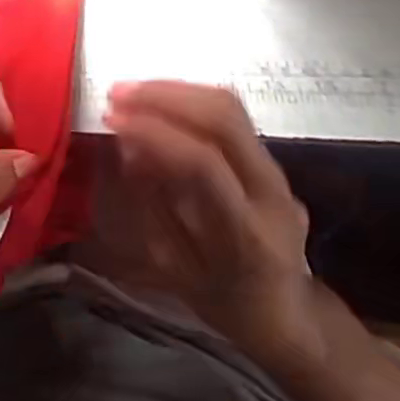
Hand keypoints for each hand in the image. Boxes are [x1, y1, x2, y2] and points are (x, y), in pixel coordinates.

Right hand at [98, 81, 314, 353]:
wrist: (286, 310)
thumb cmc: (224, 301)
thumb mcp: (176, 269)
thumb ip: (153, 205)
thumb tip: (128, 147)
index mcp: (246, 231)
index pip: (203, 164)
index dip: (155, 134)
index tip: (113, 121)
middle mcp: (269, 189)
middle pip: (224, 118)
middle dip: (165, 96)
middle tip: (117, 94)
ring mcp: (276, 169)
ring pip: (229, 106)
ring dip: (175, 90)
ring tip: (130, 91)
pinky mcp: (269, 157)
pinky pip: (228, 114)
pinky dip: (188, 98)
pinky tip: (157, 100)